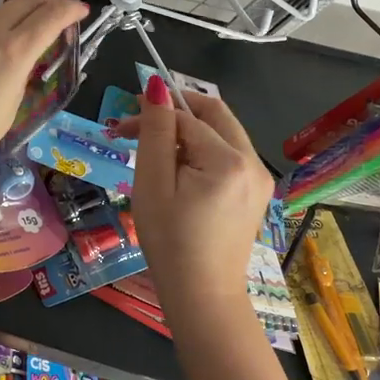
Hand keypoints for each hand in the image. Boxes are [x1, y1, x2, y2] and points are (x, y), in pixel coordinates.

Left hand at [0, 0, 87, 167]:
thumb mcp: (10, 107)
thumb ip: (19, 75)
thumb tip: (17, 61)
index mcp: (13, 51)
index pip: (50, 17)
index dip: (70, 10)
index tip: (80, 9)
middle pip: (25, 0)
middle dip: (47, 0)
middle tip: (57, 8)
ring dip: (6, 28)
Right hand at [113, 76, 273, 302]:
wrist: (201, 295)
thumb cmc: (169, 238)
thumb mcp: (153, 180)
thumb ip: (156, 129)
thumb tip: (156, 85)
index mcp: (229, 160)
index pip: (185, 118)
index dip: (150, 116)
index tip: (120, 130)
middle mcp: (254, 163)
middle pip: (214, 114)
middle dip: (174, 112)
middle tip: (138, 127)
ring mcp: (259, 179)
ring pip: (221, 132)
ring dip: (187, 130)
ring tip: (154, 153)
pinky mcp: (255, 193)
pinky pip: (228, 154)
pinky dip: (201, 149)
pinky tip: (177, 171)